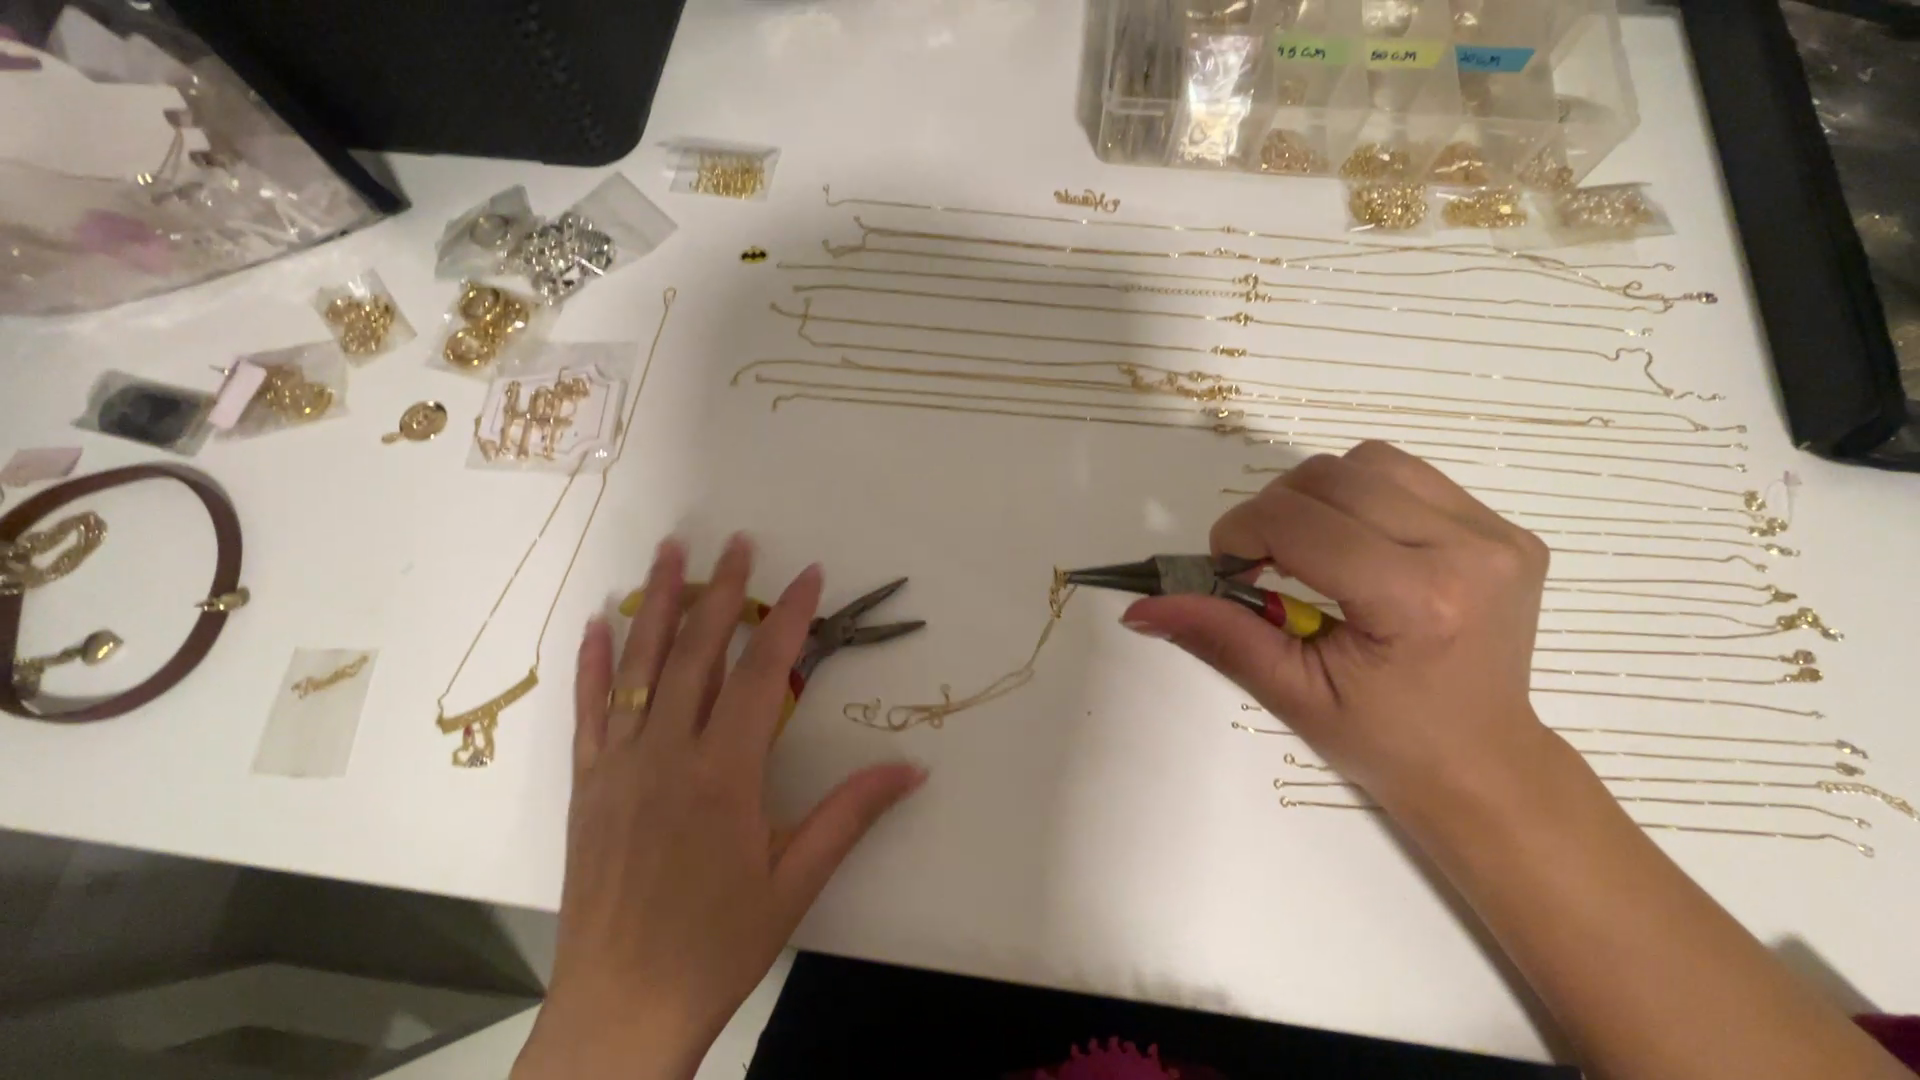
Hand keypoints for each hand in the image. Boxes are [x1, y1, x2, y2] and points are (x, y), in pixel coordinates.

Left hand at [513, 536, 927, 1079]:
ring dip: (656, 604)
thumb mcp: (796, 881)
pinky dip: (592, 662)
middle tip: (740, 543)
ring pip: (638, 668)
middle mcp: (667, 754)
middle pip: (696, 653)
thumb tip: (913, 768)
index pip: (761, 674)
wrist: (622, 1007)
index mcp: (724, 775)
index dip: (787, 619)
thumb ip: (852, 814)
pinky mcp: (586, 786)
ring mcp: (618, 766)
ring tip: (669, 551)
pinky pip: (588, 711)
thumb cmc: (719, 944)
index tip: (807, 575)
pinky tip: (599, 622)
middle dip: (722, 592)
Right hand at [1121, 442, 1550, 813]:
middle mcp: (1467, 552)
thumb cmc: (1384, 741)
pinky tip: (1358, 544)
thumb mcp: (1291, 693)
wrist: (1482, 762)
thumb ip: (1218, 636)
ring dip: (1318, 495)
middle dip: (1273, 510)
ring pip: (1369, 461)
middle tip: (1259, 559)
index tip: (1225, 565)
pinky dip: (1363, 496)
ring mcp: (1496, 534)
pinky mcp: (1508, 530)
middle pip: (1331, 477)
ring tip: (1310, 548)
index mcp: (1416, 602)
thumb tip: (1141, 607)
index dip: (1241, 532)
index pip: (1301, 524)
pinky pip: (1409, 476)